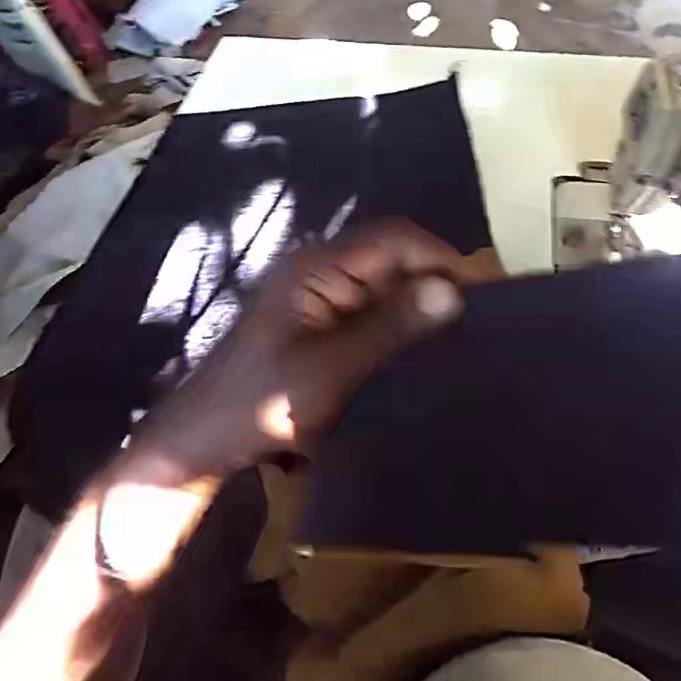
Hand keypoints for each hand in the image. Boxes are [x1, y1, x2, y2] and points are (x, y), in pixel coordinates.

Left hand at [131, 220, 473, 478]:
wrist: (203, 442)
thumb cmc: (261, 404)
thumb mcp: (332, 369)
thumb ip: (391, 326)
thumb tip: (453, 289)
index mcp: (319, 267)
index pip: (394, 238)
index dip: (439, 256)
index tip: (477, 294)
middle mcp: (322, 268)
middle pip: (392, 253)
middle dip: (433, 277)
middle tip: (473, 318)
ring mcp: (321, 293)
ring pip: (386, 279)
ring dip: (418, 299)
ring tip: (456, 332)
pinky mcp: (322, 319)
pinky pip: (372, 304)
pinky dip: (400, 319)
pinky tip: (420, 345)